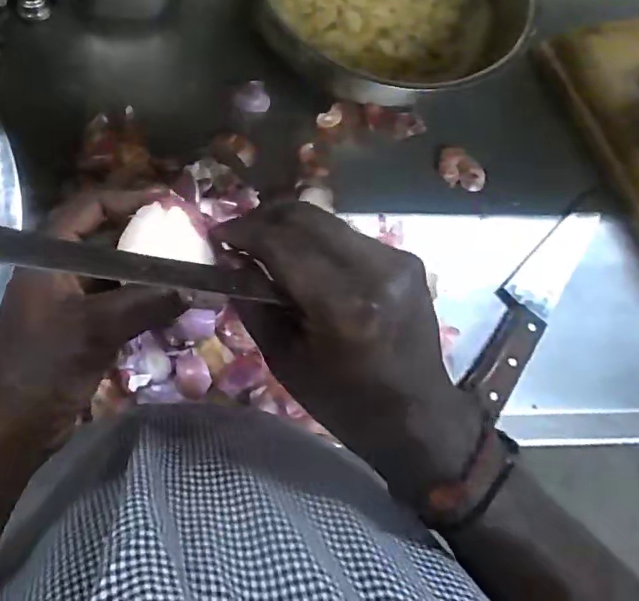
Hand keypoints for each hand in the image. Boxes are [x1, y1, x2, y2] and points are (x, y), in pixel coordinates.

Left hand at [0, 190, 182, 446]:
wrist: (10, 429)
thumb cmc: (43, 367)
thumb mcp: (95, 329)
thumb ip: (145, 303)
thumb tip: (194, 287)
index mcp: (48, 254)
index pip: (90, 207)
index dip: (128, 198)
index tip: (167, 200)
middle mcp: (56, 267)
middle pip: (104, 235)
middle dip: (143, 231)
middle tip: (183, 230)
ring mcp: (66, 296)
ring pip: (112, 269)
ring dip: (144, 267)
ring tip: (184, 262)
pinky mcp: (77, 325)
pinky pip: (114, 299)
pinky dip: (139, 297)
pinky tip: (169, 302)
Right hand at [212, 201, 484, 499]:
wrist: (422, 420)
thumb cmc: (345, 402)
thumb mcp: (284, 359)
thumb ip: (253, 302)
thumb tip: (229, 258)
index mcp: (343, 306)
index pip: (281, 244)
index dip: (242, 232)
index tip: (216, 234)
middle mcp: (373, 271)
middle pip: (304, 217)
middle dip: (262, 218)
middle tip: (237, 233)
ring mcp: (395, 260)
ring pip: (325, 220)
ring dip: (288, 224)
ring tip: (264, 241)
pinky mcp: (405, 258)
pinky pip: (346, 234)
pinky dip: (316, 238)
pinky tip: (302, 256)